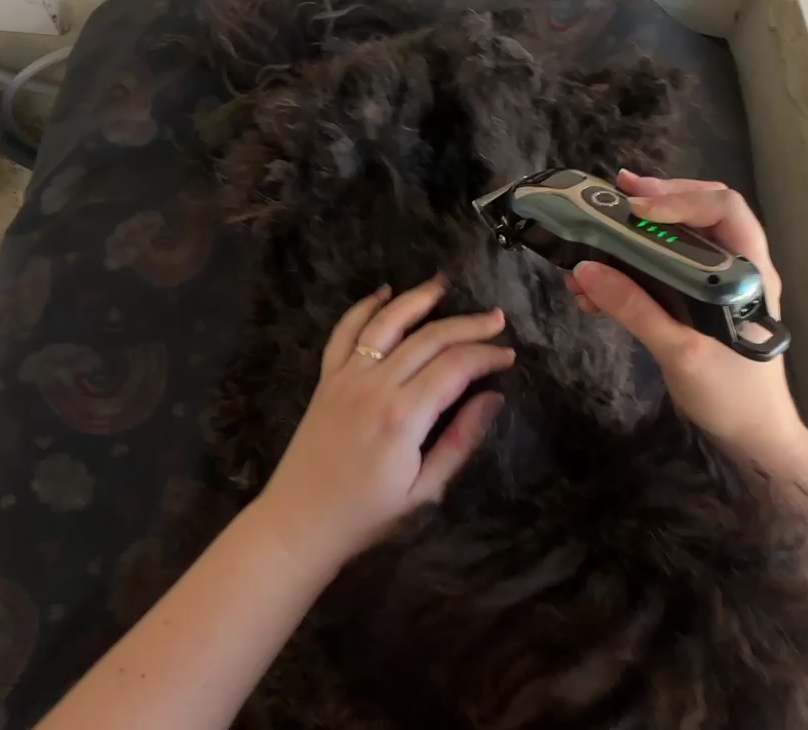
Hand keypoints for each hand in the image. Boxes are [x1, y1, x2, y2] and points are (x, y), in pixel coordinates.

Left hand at [251, 275, 510, 569]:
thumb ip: (459, 441)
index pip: (455, 367)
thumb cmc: (367, 515)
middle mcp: (375, 385)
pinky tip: (383, 292)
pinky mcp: (326, 378)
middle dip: (467, 325)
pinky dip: (364, 308)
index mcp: (403, 416)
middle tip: (496, 319)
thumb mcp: (424, 491)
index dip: (486, 355)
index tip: (508, 356)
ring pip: (387, 323)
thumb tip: (493, 399)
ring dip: (417, 299)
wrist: (299, 523)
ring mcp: (346, 377)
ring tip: (443, 285)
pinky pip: (344, 332)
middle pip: (429, 338)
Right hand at [565, 171, 803, 460]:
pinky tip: (594, 288)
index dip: (678, 199)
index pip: (723, 208)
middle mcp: (734, 267)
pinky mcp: (695, 302)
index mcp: (748, 270)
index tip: (634, 207)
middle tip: (613, 196)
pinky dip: (628, 271)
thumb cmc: (732, 395)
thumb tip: (586, 270)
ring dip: (632, 240)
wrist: (753, 438)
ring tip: (589, 246)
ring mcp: (714, 284)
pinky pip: (661, 271)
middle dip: (653, 201)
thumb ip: (636, 309)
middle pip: (697, 212)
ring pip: (675, 240)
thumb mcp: (681, 353)